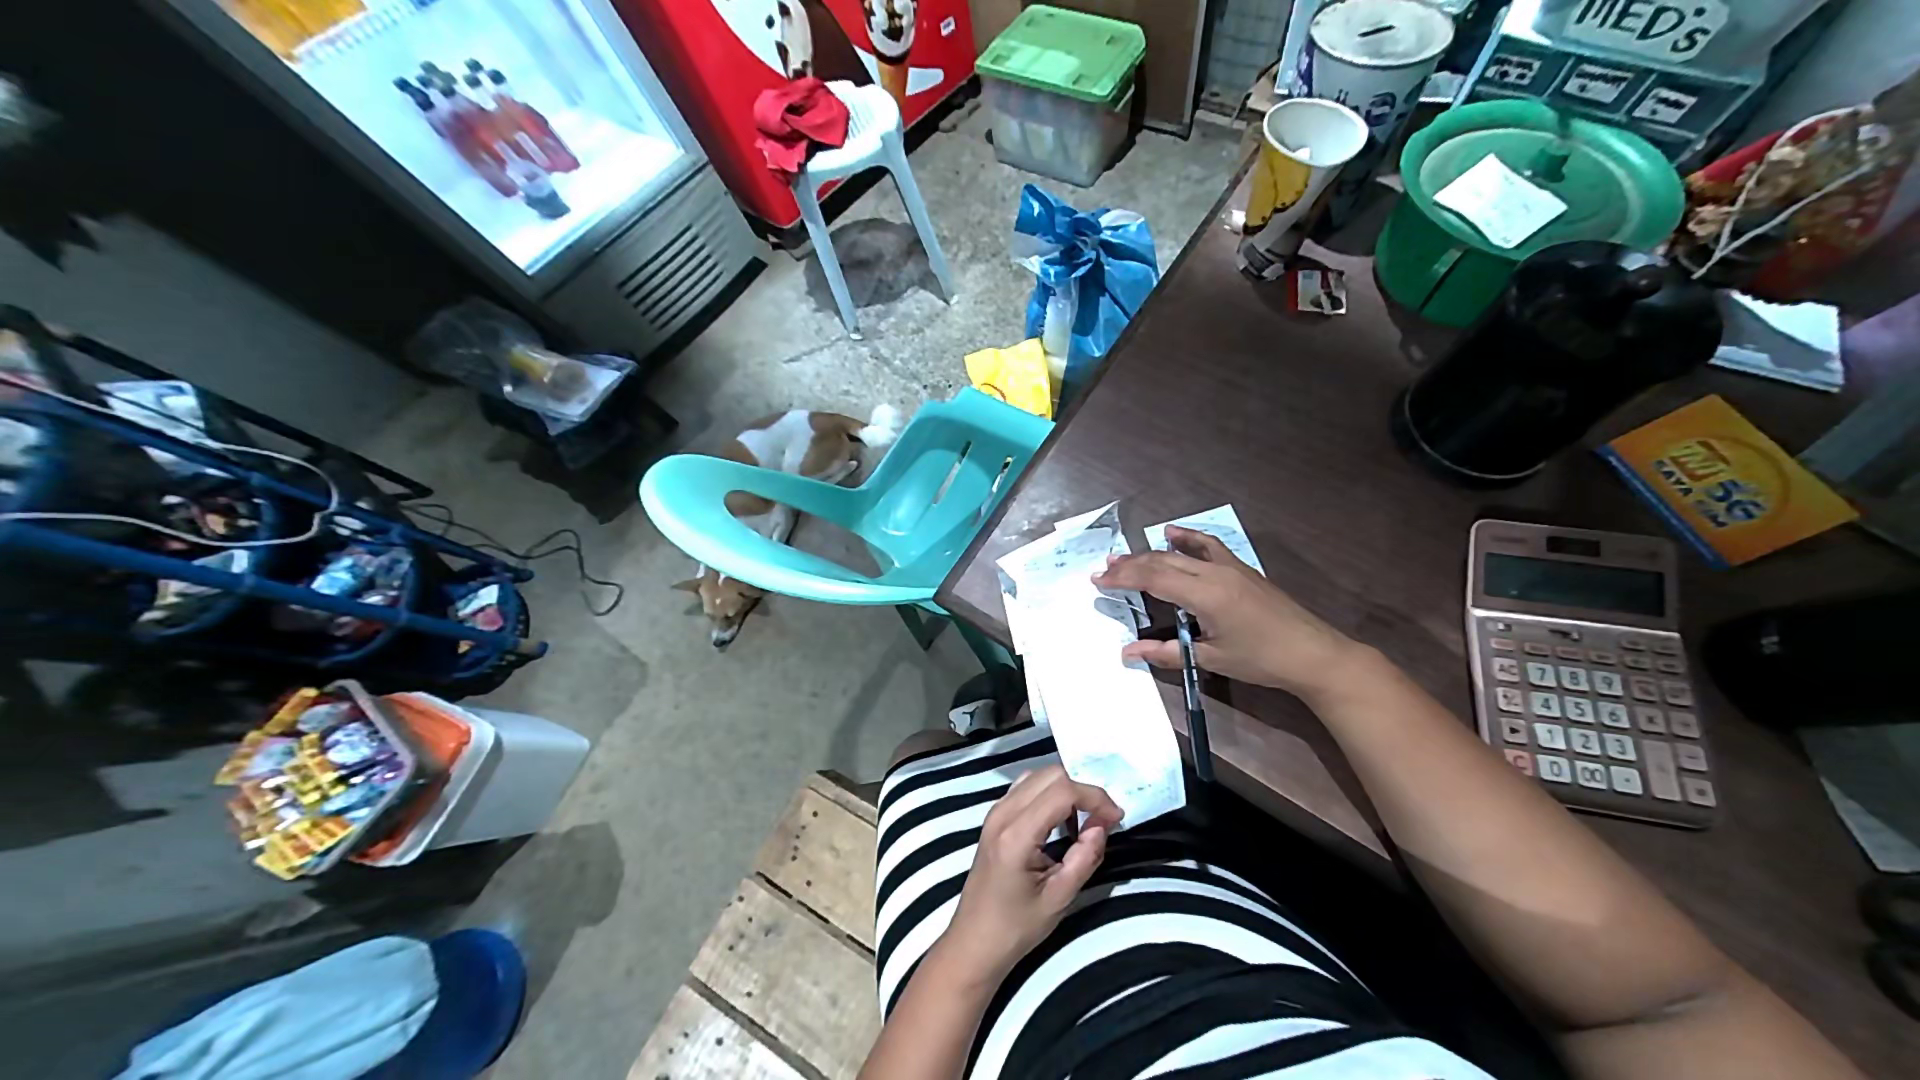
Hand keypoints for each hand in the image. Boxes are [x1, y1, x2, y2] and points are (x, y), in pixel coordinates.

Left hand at [939, 765, 1122, 984]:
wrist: (975, 942)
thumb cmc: (1016, 927)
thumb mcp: (1060, 898)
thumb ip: (1085, 856)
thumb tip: (1104, 823)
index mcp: (1016, 834)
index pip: (1062, 791)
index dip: (1094, 797)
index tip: (1116, 817)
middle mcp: (1002, 813)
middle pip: (1050, 774)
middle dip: (1082, 790)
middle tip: (1103, 819)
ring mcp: (995, 812)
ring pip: (1038, 776)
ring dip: (1066, 790)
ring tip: (1084, 823)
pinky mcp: (995, 817)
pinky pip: (1026, 788)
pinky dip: (1049, 794)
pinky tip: (1061, 822)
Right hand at [1093, 525, 1366, 700]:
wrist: (1313, 654)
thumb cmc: (1261, 660)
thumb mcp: (1212, 659)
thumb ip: (1167, 652)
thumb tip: (1128, 651)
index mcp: (1205, 595)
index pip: (1154, 579)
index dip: (1124, 578)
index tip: (1099, 580)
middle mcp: (1214, 574)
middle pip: (1163, 561)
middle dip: (1131, 565)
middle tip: (1104, 569)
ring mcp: (1230, 568)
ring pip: (1181, 553)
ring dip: (1151, 553)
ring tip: (1126, 556)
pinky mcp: (1241, 569)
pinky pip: (1209, 547)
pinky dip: (1188, 539)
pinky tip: (1173, 533)